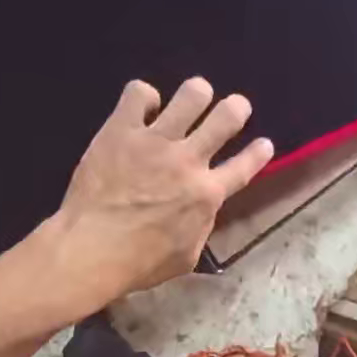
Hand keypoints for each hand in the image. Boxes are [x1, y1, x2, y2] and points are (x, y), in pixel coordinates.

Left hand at [39, 78, 273, 309]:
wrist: (93, 249)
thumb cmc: (138, 263)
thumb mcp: (185, 258)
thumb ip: (199, 229)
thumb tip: (201, 213)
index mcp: (206, 194)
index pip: (245, 166)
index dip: (259, 152)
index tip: (263, 144)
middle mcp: (188, 160)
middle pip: (227, 117)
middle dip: (236, 108)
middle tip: (232, 110)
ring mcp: (155, 140)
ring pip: (191, 95)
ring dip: (197, 94)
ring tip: (193, 99)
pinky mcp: (121, 130)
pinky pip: (139, 93)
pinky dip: (144, 97)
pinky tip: (143, 107)